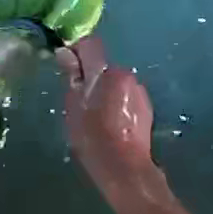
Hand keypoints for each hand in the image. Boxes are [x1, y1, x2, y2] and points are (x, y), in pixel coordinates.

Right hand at [55, 36, 171, 210]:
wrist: (125, 168)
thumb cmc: (93, 138)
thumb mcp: (74, 108)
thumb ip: (72, 77)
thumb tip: (65, 53)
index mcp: (107, 73)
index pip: (90, 45)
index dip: (76, 51)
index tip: (66, 66)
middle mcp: (126, 75)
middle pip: (103, 66)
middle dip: (91, 77)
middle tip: (78, 101)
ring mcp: (139, 90)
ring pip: (115, 82)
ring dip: (105, 91)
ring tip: (95, 116)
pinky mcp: (146, 106)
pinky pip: (126, 96)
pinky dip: (117, 103)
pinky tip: (111, 123)